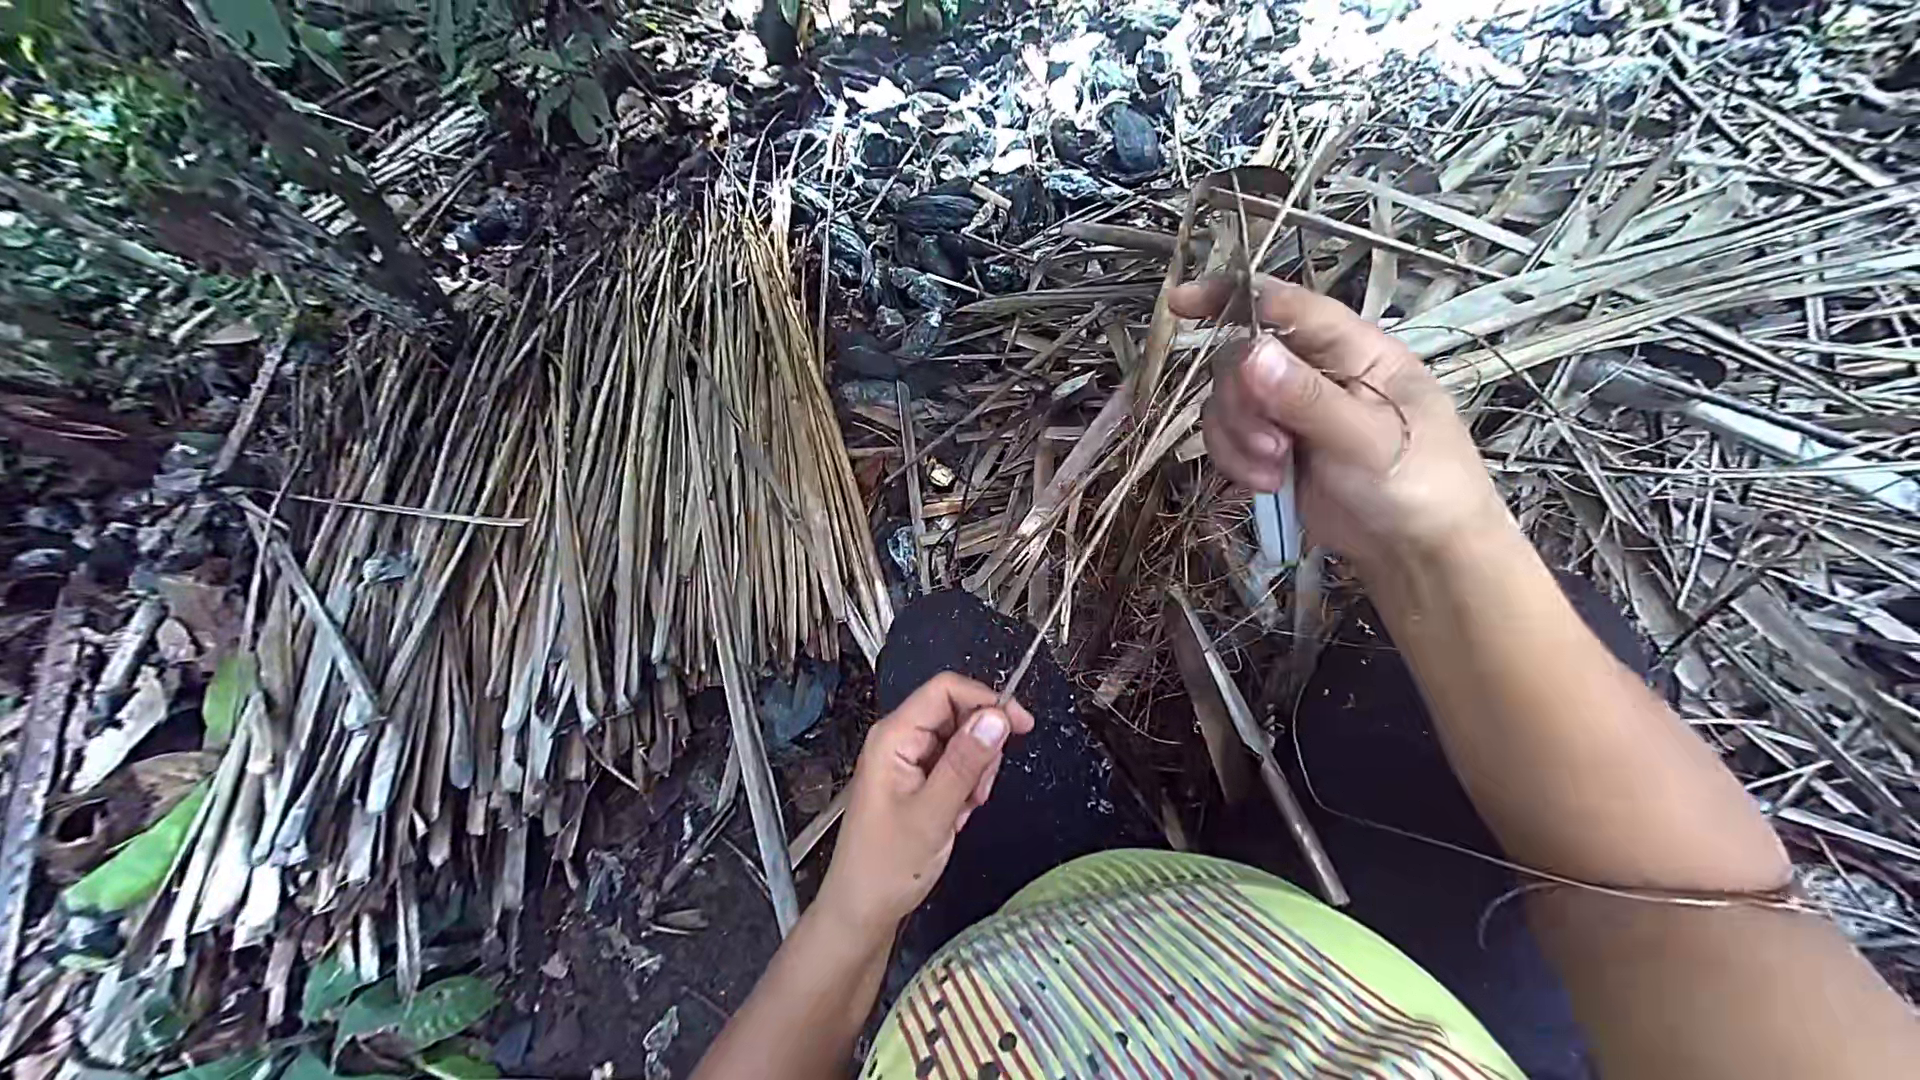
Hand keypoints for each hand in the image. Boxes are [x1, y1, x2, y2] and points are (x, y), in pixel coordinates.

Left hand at [813, 673, 1034, 935]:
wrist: (862, 910)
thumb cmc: (885, 867)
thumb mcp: (932, 815)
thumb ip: (965, 763)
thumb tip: (996, 717)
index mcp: (894, 736)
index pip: (946, 690)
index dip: (986, 700)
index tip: (1020, 725)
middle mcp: (900, 738)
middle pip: (957, 713)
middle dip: (980, 747)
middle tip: (979, 790)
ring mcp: (908, 757)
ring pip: (962, 739)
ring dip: (975, 771)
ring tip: (962, 808)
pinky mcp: (917, 776)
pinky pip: (955, 763)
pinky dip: (966, 785)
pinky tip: (956, 813)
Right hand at [1172, 274, 1513, 571]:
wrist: (1414, 550)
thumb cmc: (1416, 484)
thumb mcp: (1367, 439)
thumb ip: (1307, 398)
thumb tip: (1250, 352)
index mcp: (1352, 350)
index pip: (1285, 307)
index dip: (1230, 298)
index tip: (1180, 303)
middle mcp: (1313, 372)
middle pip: (1240, 362)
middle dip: (1243, 406)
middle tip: (1273, 446)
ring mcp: (1287, 411)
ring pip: (1226, 403)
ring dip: (1238, 440)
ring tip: (1274, 472)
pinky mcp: (1269, 447)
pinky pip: (1225, 439)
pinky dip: (1234, 461)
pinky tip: (1267, 484)